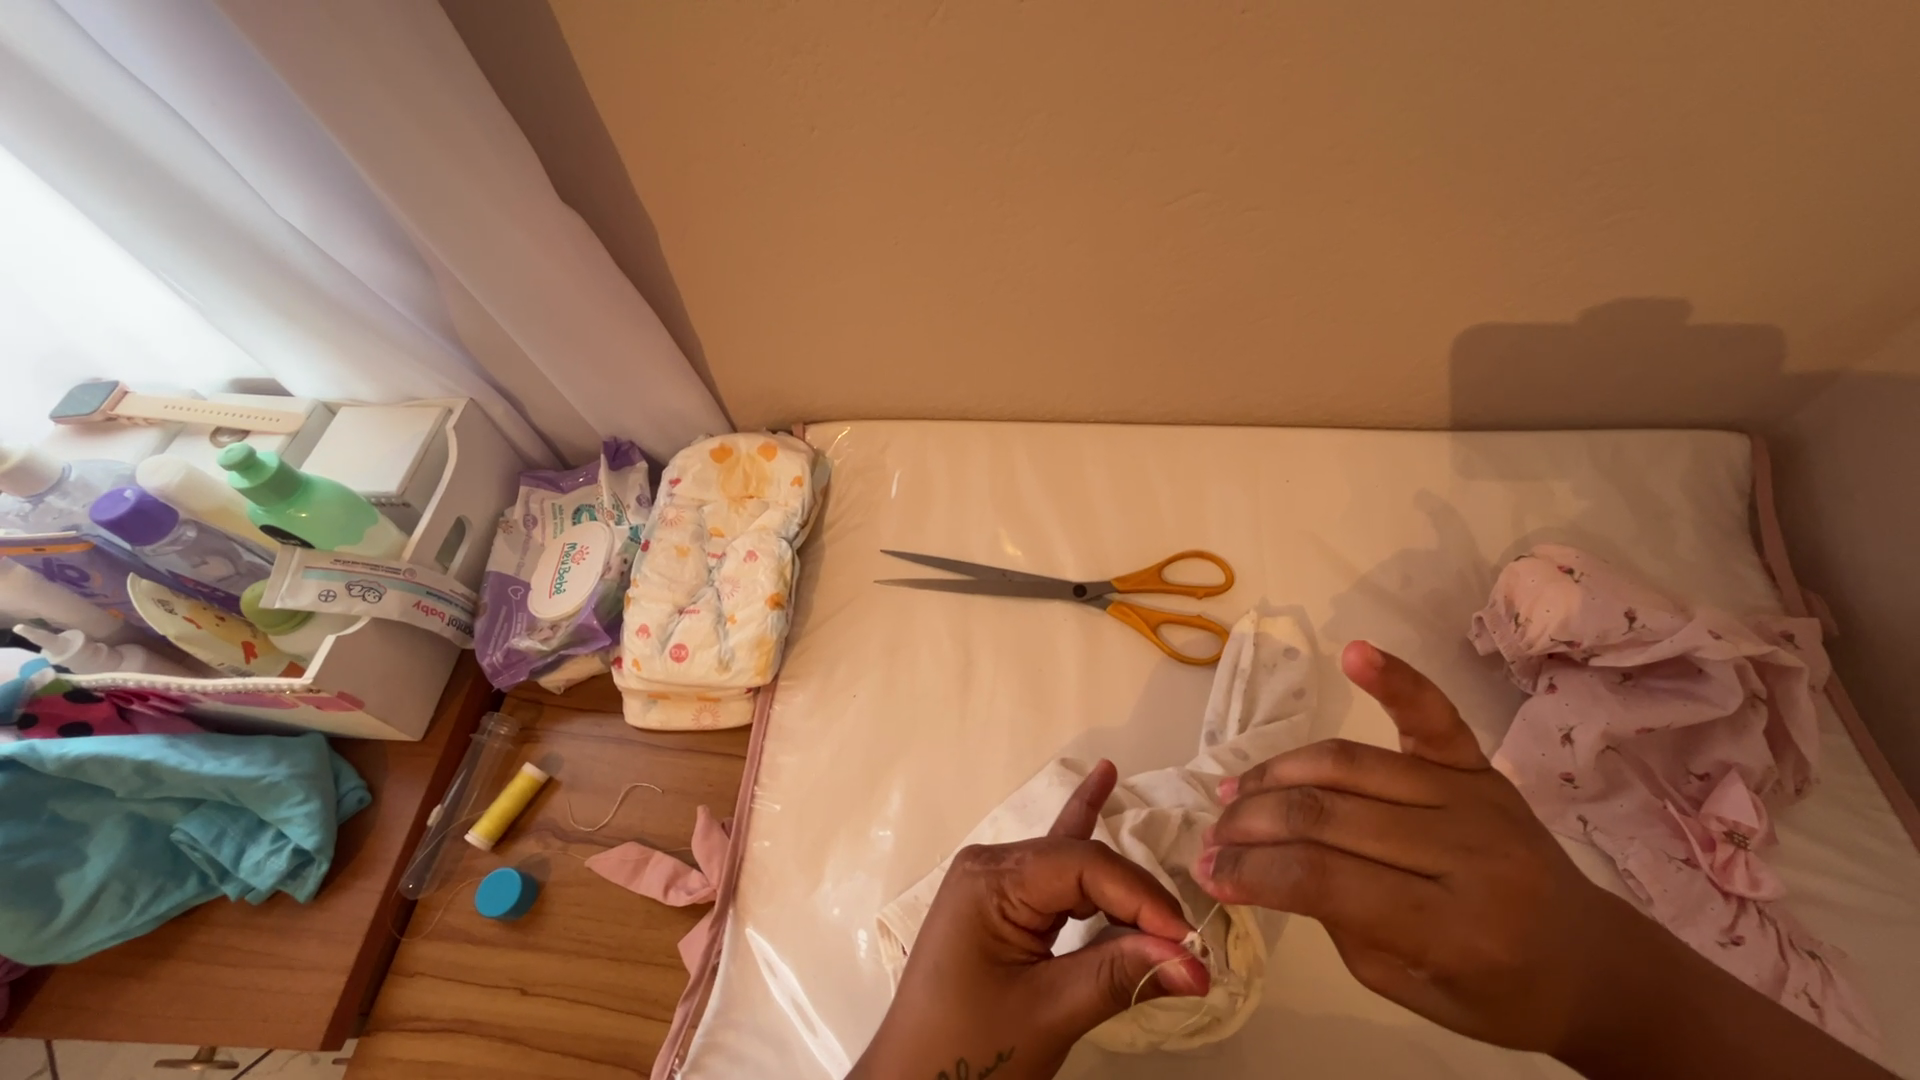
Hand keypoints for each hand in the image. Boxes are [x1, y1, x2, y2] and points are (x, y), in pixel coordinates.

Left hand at [851, 761, 1207, 1079]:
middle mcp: (991, 864)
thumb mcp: (1048, 1013)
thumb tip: (1198, 964)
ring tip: (1168, 904)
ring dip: (1120, 886)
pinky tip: (1103, 784)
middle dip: (1136, 899)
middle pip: (1082, 862)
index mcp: (992, 877)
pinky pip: (1053, 871)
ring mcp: (993, 882)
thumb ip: (1121, 976)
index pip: (1085, 866)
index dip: (1143, 899)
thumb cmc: (969, 1050)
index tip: (1189, 944)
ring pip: (1073, 866)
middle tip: (1187, 941)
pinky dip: (1084, 845)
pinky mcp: (1000, 904)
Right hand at [1194, 640, 1626, 1053]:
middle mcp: (1466, 851)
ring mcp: (1474, 798)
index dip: (1252, 873)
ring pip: (1346, 766)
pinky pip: (1431, 715)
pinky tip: (1353, 653)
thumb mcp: (1402, 984)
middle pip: (1325, 817)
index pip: (1322, 880)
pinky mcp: (1480, 767)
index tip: (1209, 874)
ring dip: (1276, 775)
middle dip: (1251, 826)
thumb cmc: (1495, 993)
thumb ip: (1334, 917)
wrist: (1593, 965)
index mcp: (1455, 927)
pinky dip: (1393, 680)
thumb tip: (1261, 857)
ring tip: (1235, 791)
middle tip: (1213, 837)